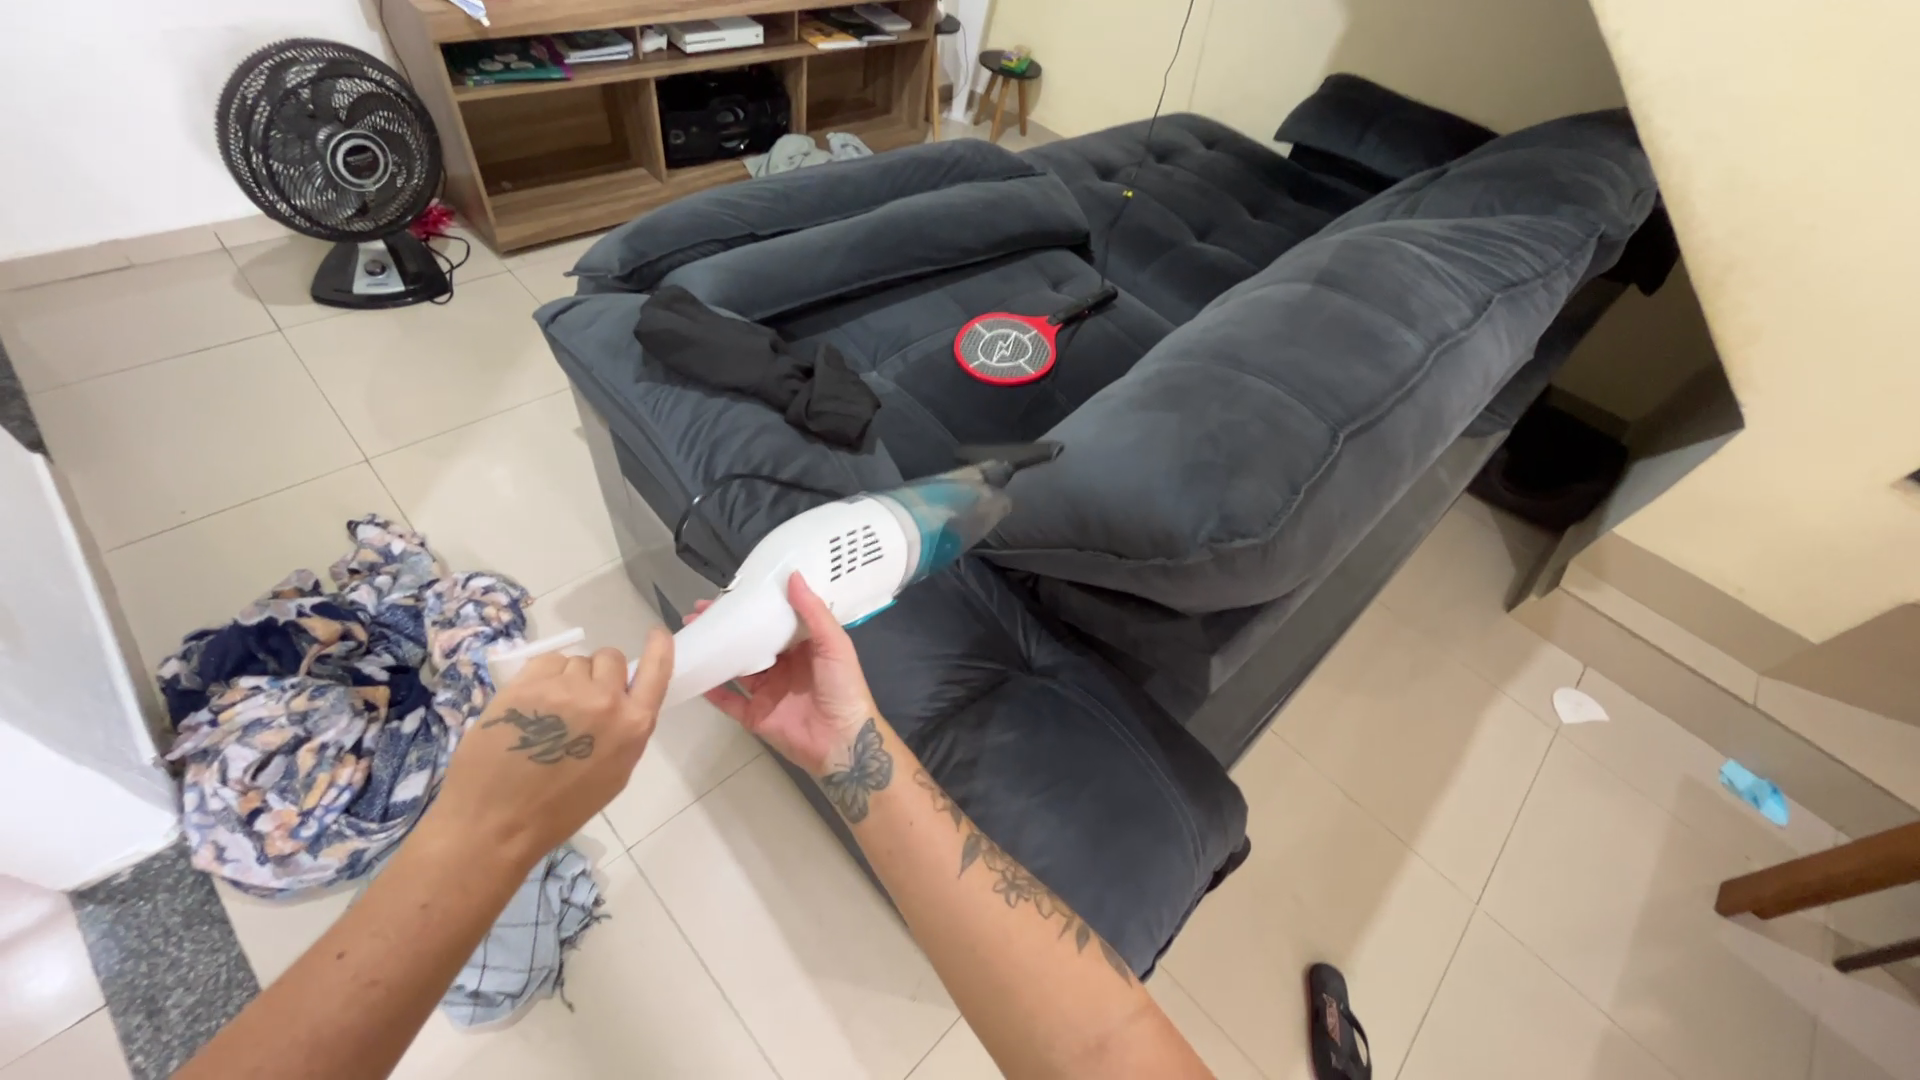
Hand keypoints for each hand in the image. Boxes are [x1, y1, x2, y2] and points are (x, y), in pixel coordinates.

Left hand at [424, 632, 673, 868]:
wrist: (496, 824)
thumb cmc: (561, 808)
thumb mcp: (615, 771)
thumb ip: (625, 727)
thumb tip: (620, 698)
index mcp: (633, 725)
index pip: (657, 669)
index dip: (660, 646)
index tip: (657, 633)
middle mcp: (605, 700)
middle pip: (610, 658)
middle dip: (599, 674)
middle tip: (579, 701)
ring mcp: (564, 689)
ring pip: (576, 661)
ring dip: (567, 677)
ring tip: (548, 711)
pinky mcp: (526, 685)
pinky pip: (546, 661)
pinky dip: (542, 676)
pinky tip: (530, 704)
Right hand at [695, 573, 876, 775]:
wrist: (842, 742)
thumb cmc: (843, 688)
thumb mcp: (834, 644)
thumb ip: (813, 612)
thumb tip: (793, 575)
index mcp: (805, 647)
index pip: (775, 621)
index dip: (755, 606)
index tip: (731, 591)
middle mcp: (784, 666)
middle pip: (751, 641)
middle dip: (727, 626)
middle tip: (700, 610)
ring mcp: (767, 691)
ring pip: (736, 667)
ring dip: (716, 651)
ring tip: (692, 631)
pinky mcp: (755, 715)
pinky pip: (728, 700)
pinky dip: (710, 688)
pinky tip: (693, 670)